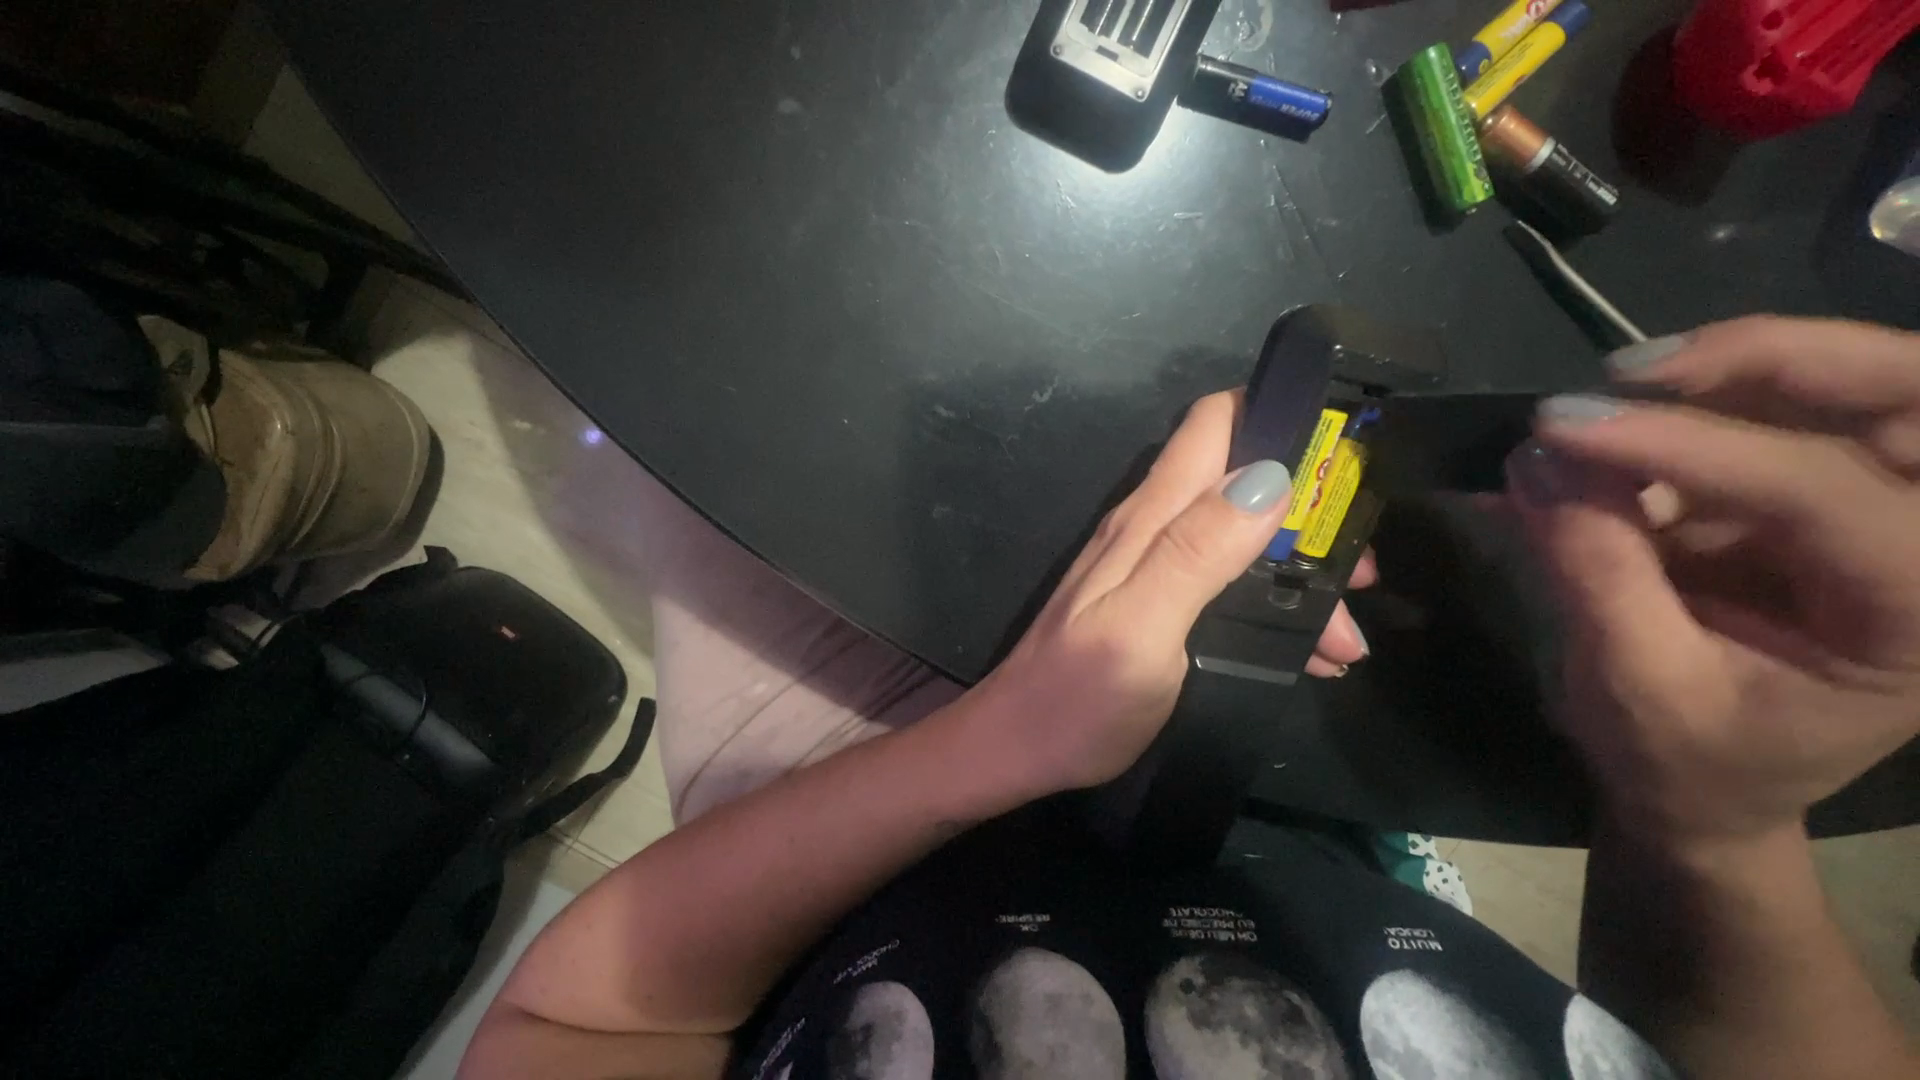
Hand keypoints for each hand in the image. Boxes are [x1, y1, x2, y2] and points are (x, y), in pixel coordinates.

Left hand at [967, 389, 1374, 796]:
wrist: (1022, 748)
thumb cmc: (1080, 697)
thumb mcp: (1143, 626)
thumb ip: (1198, 551)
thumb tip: (1270, 477)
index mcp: (1151, 518)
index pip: (1215, 424)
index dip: (1278, 416)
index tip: (1344, 454)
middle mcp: (1154, 527)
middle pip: (1246, 483)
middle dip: (1312, 517)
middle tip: (1360, 577)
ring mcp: (1157, 567)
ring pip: (1247, 539)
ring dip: (1302, 576)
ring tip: (1344, 641)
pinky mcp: (1161, 605)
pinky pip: (1233, 585)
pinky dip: (1277, 610)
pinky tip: (1310, 655)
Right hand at [1507, 316, 1919, 846]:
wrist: (1706, 788)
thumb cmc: (1681, 758)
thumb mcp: (1631, 679)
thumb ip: (1592, 566)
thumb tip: (1534, 459)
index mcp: (1917, 617)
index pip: (1822, 491)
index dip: (1685, 445)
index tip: (1558, 425)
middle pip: (1908, 400)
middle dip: (1771, 360)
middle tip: (1630, 370)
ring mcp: (1886, 518)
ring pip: (1863, 387)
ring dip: (1738, 370)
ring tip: (1619, 385)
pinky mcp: (1820, 503)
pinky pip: (1779, 420)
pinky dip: (1693, 408)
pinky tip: (1613, 427)